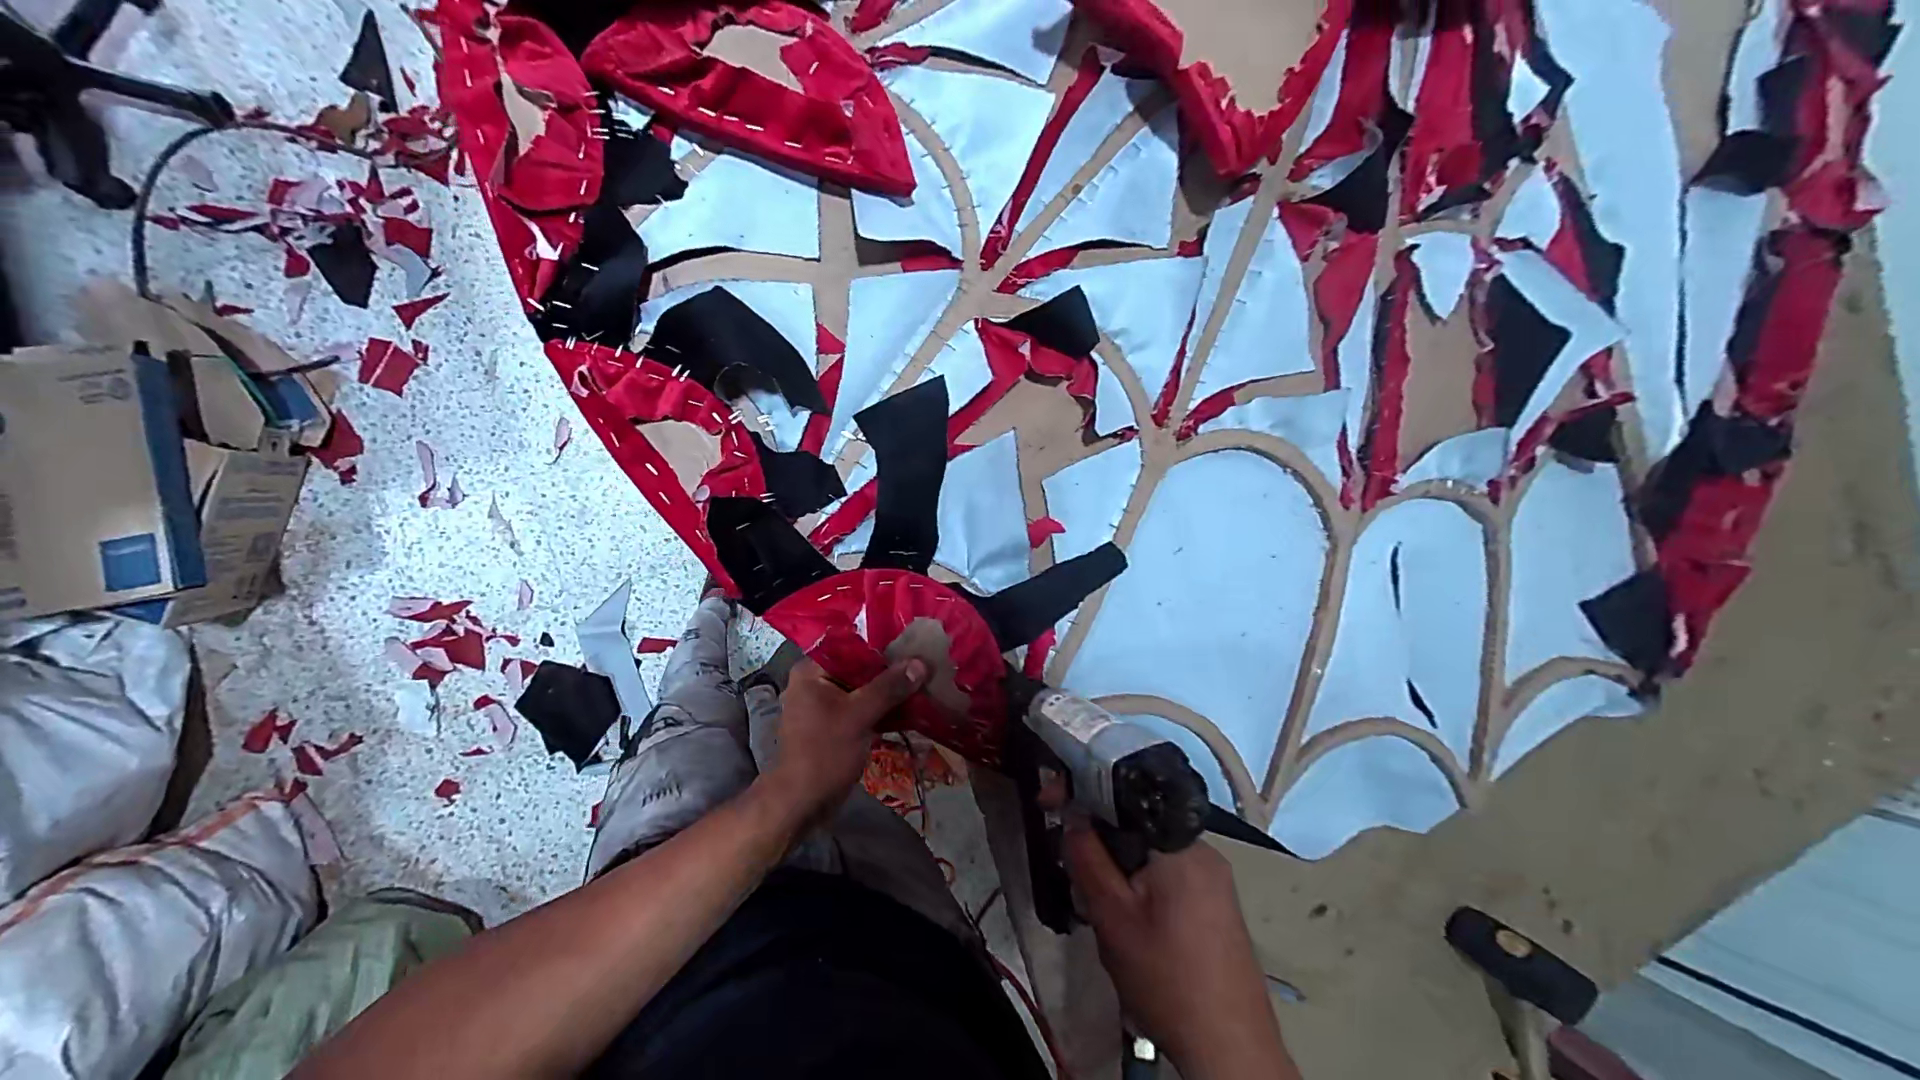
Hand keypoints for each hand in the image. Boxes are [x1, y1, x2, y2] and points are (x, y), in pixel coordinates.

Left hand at [760, 658, 926, 823]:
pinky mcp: (840, 726)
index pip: (852, 645)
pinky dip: (888, 709)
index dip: (884, 643)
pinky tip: (917, 708)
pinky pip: (867, 709)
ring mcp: (830, 706)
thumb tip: (921, 663)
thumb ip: (890, 687)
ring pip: (868, 690)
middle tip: (928, 662)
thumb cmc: (823, 753)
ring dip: (894, 691)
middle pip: (862, 668)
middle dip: (894, 669)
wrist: (802, 804)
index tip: (915, 641)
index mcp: (813, 671)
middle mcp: (819, 683)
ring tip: (928, 682)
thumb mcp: (858, 716)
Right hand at [1063, 818, 1299, 1079]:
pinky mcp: (1217, 906)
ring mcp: (1215, 880)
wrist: (1230, 1051)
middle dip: (1101, 847)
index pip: (1124, 797)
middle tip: (1076, 879)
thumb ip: (1088, 858)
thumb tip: (1073, 815)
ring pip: (1150, 855)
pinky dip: (1141, 889)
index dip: (1083, 797)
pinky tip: (1131, 926)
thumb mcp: (1112, 918)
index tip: (1049, 800)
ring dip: (1119, 872)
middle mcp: (1204, 852)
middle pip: (1136, 828)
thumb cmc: (1167, 978)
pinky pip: (1168, 877)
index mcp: (1181, 845)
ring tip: (1102, 912)